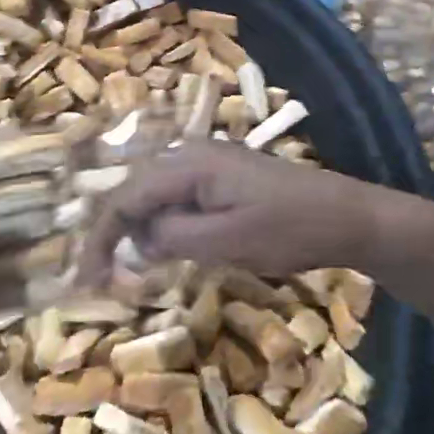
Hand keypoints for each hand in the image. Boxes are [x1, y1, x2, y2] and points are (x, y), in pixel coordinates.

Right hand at [79, 143, 393, 278]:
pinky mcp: (225, 175)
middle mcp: (194, 153)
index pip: (127, 198)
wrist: (346, 215)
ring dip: (141, 228)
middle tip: (106, 278)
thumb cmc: (290, 229)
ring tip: (134, 267)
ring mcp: (211, 161)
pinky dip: (167, 222)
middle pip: (137, 190)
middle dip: (118, 233)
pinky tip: (171, 247)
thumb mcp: (227, 242)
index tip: (86, 280)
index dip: (102, 238)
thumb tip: (136, 243)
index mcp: (190, 164)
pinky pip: (181, 196)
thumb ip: (173, 239)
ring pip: (157, 194)